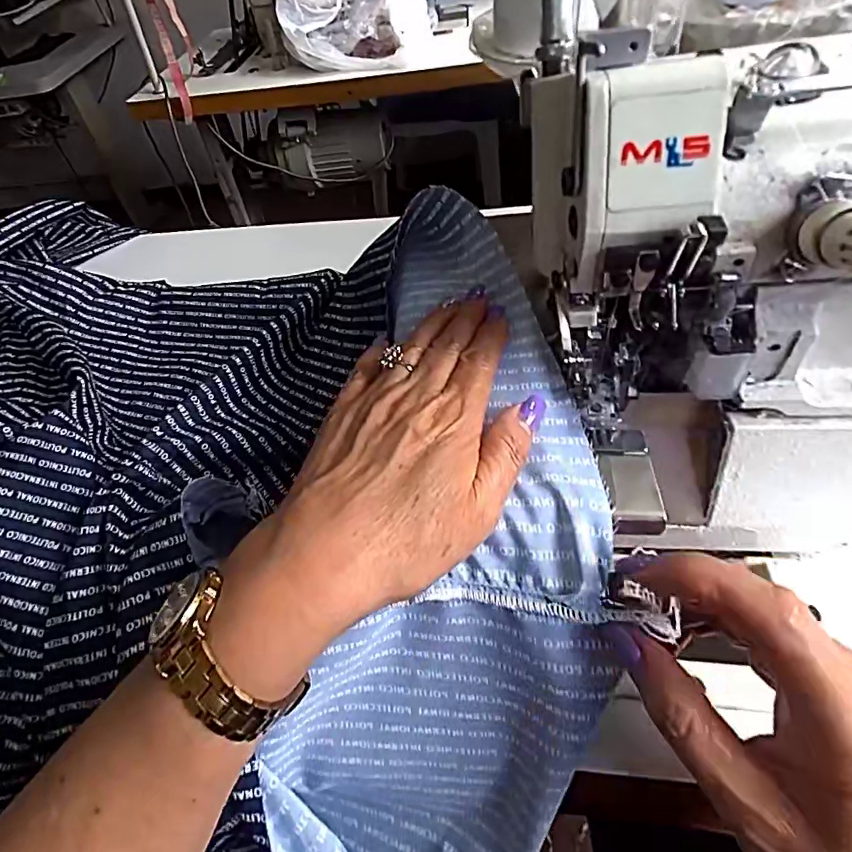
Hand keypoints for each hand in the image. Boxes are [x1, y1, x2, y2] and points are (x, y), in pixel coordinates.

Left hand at [203, 294, 542, 697]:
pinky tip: (387, 341)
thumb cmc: (405, 541)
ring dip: (432, 323)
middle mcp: (416, 398)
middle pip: (446, 345)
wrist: (324, 551)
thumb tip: (526, 410)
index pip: (479, 361)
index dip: (491, 335)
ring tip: (447, 306)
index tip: (499, 318)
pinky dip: (381, 349)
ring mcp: (375, 401)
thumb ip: (506, 454)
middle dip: (465, 317)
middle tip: (477, 299)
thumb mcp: (477, 511)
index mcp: (455, 419)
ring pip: (410, 348)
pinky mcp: (343, 412)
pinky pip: (367, 367)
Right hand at [611, 554, 851, 851]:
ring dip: (709, 599)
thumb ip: (680, 716)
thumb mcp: (741, 800)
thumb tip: (637, 650)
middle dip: (692, 584)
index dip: (696, 577)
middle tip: (635, 592)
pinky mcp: (849, 680)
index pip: (766, 606)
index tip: (644, 575)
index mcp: (841, 709)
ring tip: (656, 612)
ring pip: (772, 607)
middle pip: (765, 597)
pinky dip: (732, 620)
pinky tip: (699, 631)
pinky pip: (783, 628)